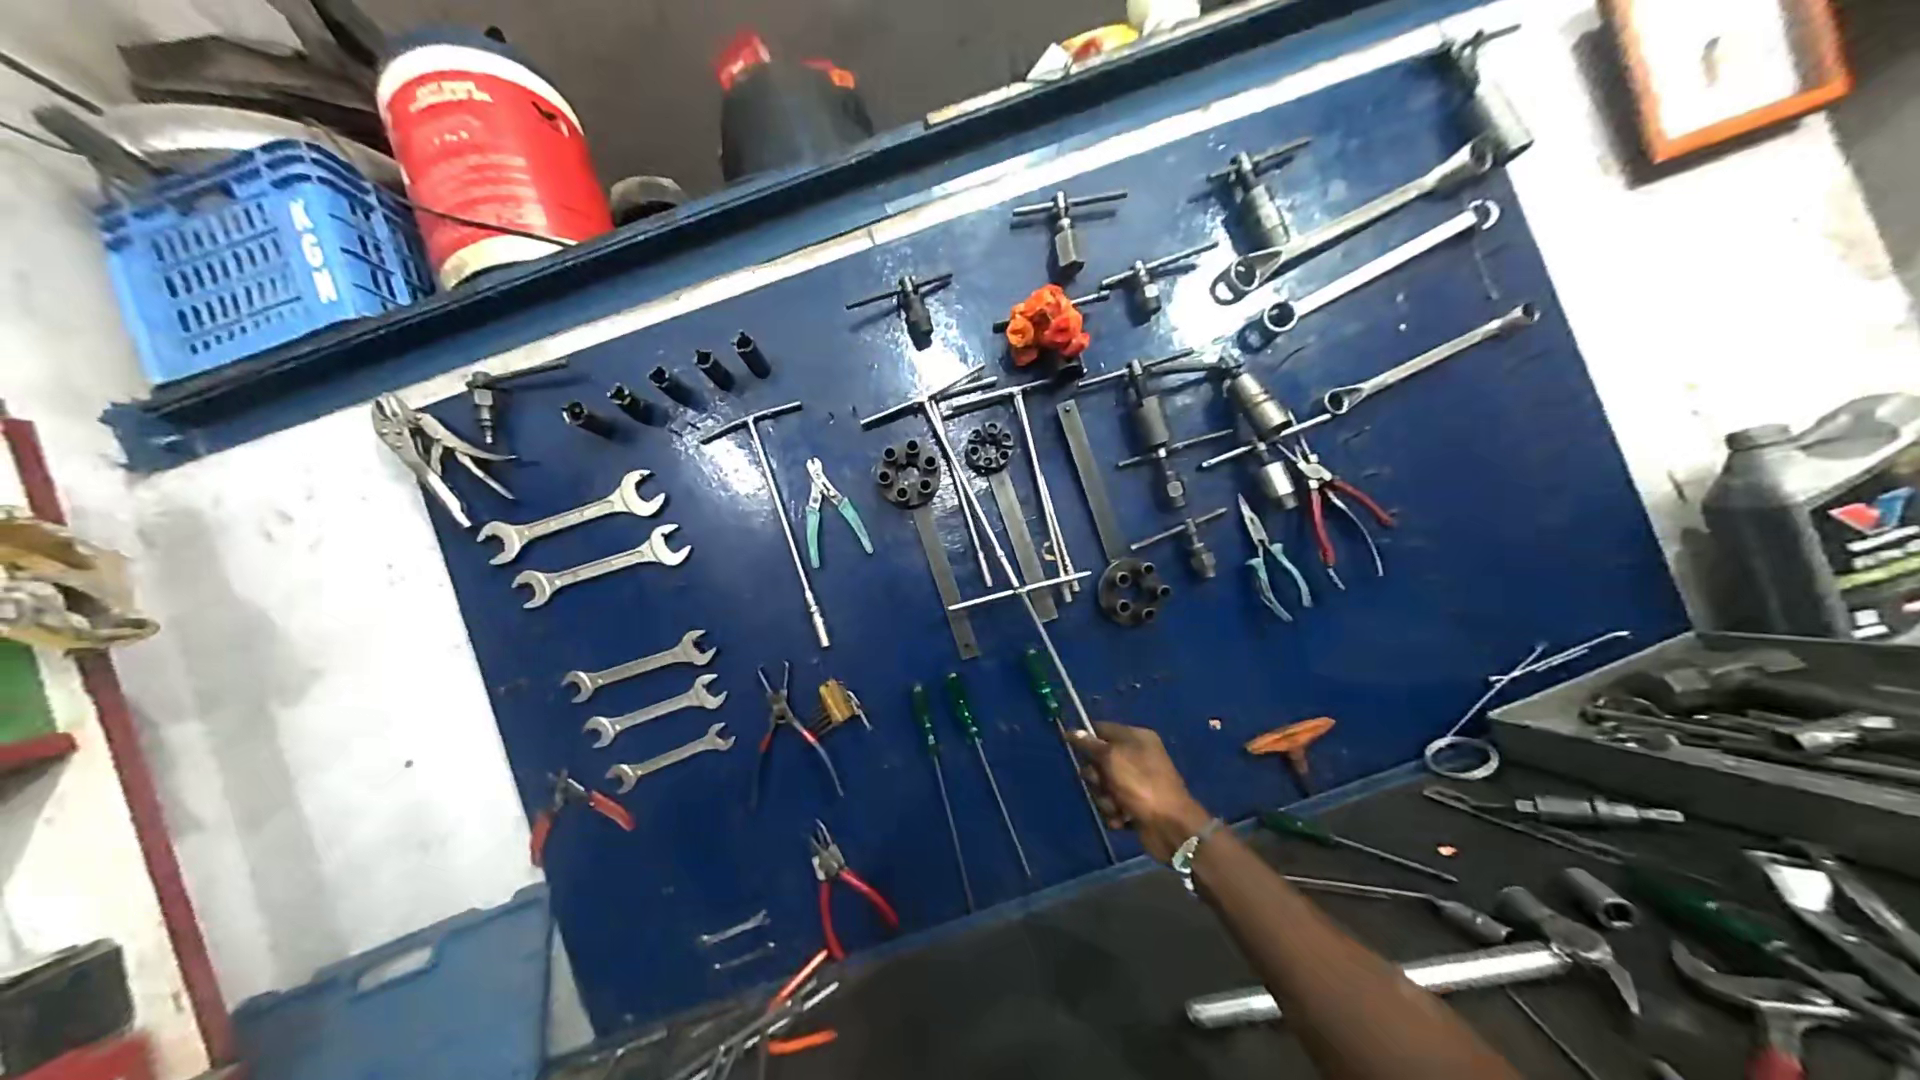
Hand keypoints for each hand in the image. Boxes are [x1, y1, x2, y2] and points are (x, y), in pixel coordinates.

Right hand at [1071, 722, 1211, 862]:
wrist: (1170, 826)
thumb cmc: (1140, 784)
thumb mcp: (1112, 758)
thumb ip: (1090, 744)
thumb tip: (1073, 731)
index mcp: (1136, 738)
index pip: (1102, 729)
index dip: (1085, 738)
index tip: (1070, 747)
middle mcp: (1137, 756)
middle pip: (1100, 760)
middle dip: (1096, 776)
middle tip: (1101, 783)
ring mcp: (1138, 782)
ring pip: (1104, 785)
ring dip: (1105, 798)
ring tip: (1116, 806)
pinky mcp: (1137, 804)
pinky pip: (1113, 804)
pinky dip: (1115, 812)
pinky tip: (1122, 818)